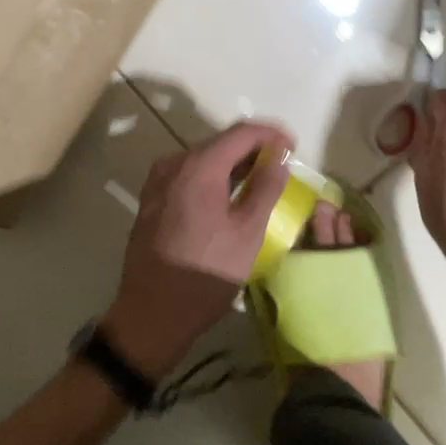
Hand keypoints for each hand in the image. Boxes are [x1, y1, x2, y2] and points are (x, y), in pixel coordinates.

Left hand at [102, 121, 293, 375]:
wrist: (151, 313)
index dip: (271, 134)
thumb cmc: (205, 273)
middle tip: (282, 168)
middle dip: (254, 149)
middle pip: (220, 142)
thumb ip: (265, 188)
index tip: (294, 148)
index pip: (242, 132)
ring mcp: (158, 182)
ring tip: (260, 184)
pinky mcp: (152, 200)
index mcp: (198, 167)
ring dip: (233, 165)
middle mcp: (174, 164)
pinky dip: (213, 178)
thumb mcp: (247, 233)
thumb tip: (279, 159)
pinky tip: (228, 198)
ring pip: (203, 159)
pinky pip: (188, 176)